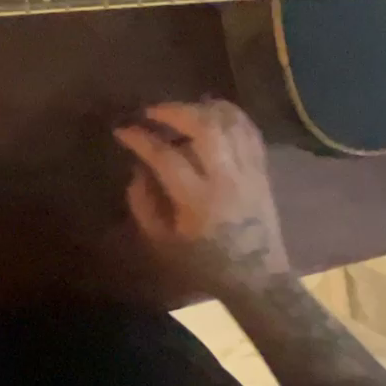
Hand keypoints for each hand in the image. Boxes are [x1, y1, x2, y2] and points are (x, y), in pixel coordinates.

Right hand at [114, 100, 290, 299]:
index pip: (165, 156)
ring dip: (201, 107)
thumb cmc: (205, 264)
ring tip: (180, 111)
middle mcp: (225, 178)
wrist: (256, 278)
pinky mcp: (262, 169)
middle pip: (204, 126)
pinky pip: (249, 130)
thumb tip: (138, 170)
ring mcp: (248, 170)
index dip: (141, 138)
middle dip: (174, 111)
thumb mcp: (162, 244)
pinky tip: (212, 113)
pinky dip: (229, 115)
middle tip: (152, 112)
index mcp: (197, 200)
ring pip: (229, 122)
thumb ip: (144, 205)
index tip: (123, 130)